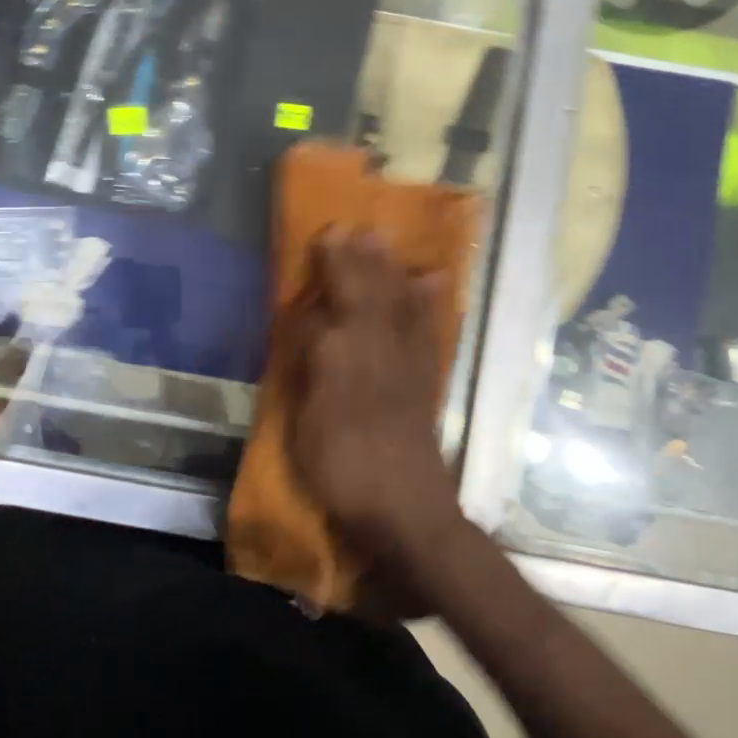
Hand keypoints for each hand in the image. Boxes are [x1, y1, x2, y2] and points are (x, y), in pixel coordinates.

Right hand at [285, 229, 472, 598]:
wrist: (404, 511)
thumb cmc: (342, 467)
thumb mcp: (308, 418)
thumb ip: (311, 363)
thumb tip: (314, 321)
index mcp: (344, 357)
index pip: (334, 302)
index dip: (331, 268)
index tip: (326, 234)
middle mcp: (379, 351)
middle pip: (369, 295)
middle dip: (360, 260)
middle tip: (354, 226)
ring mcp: (407, 366)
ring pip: (399, 306)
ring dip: (390, 271)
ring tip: (384, 241)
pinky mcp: (424, 384)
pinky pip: (427, 331)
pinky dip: (428, 304)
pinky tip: (429, 282)